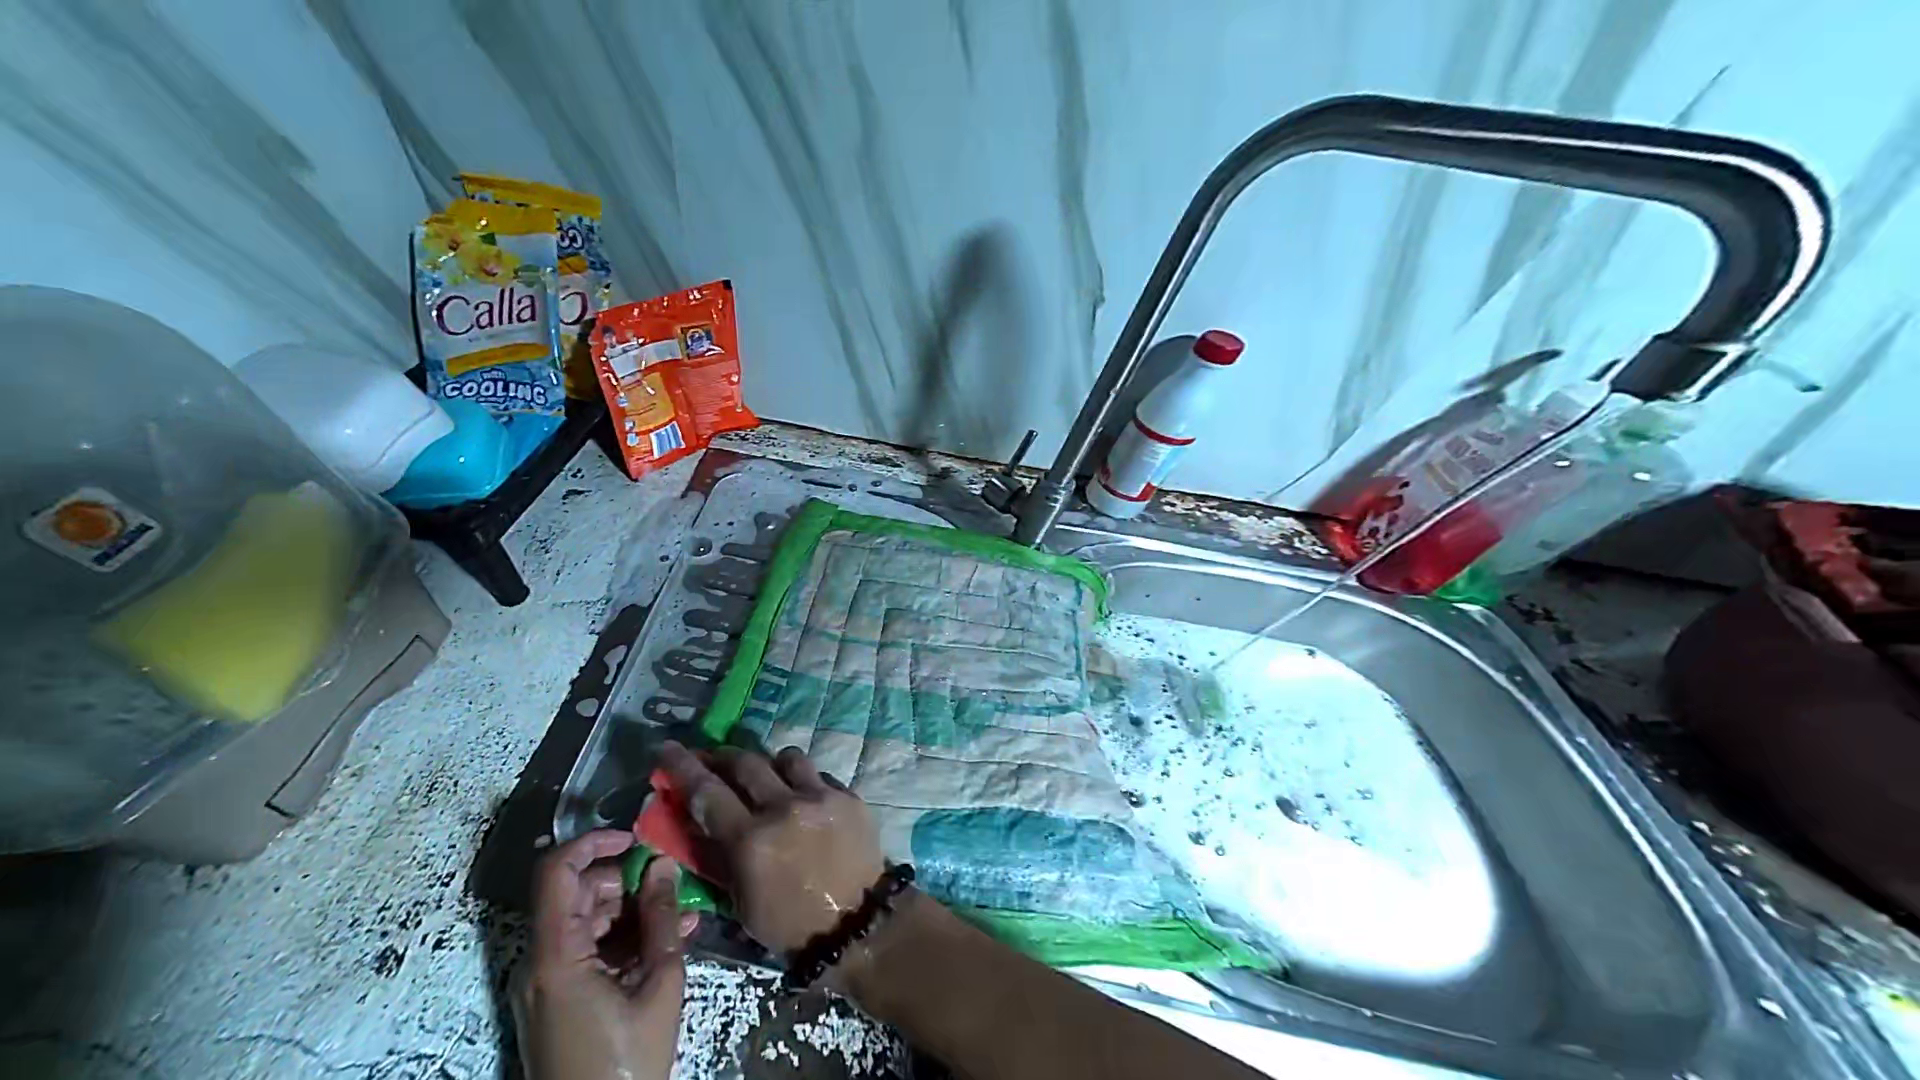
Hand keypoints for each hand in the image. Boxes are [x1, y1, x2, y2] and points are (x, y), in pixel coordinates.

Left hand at [516, 829, 694, 1079]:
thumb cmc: (629, 1058)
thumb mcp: (659, 983)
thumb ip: (661, 918)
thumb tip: (663, 863)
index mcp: (556, 957)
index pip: (556, 873)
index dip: (592, 843)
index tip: (635, 837)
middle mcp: (541, 963)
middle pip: (576, 894)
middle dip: (624, 880)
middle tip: (669, 883)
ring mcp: (549, 983)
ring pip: (587, 919)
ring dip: (632, 908)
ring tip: (681, 911)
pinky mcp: (561, 998)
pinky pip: (591, 949)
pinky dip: (626, 936)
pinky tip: (669, 936)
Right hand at [658, 741, 884, 954]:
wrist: (857, 924)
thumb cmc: (789, 923)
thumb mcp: (739, 900)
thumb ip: (716, 855)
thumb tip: (695, 820)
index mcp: (750, 839)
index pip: (706, 790)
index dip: (682, 766)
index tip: (668, 748)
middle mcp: (784, 807)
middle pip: (745, 762)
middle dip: (723, 757)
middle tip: (714, 760)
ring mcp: (820, 797)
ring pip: (786, 757)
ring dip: (769, 765)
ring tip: (767, 777)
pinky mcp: (848, 796)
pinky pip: (819, 774)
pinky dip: (804, 782)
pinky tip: (804, 798)